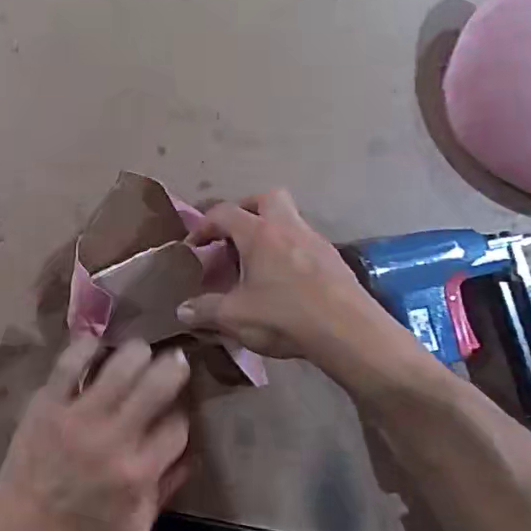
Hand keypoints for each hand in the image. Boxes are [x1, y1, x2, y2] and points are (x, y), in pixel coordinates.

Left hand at [0, 336, 192, 530]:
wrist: (19, 526)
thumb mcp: (135, 528)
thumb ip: (166, 490)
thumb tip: (192, 454)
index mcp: (139, 472)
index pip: (178, 425)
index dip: (182, 413)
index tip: (175, 410)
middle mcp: (114, 439)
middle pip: (158, 385)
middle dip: (173, 367)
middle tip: (174, 359)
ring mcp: (79, 417)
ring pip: (120, 366)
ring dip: (137, 352)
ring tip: (139, 352)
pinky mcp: (48, 404)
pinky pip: (70, 364)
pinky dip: (86, 347)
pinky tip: (96, 345)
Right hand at [174, 189, 389, 359]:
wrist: (348, 332)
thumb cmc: (285, 316)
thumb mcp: (235, 317)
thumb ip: (205, 311)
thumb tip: (182, 311)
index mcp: (260, 233)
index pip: (224, 213)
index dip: (203, 226)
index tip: (192, 246)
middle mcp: (288, 227)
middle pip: (266, 199)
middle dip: (246, 210)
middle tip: (233, 235)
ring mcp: (316, 241)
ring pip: (290, 220)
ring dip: (271, 232)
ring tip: (257, 263)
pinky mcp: (334, 260)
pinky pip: (305, 244)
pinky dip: (290, 253)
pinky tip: (285, 281)